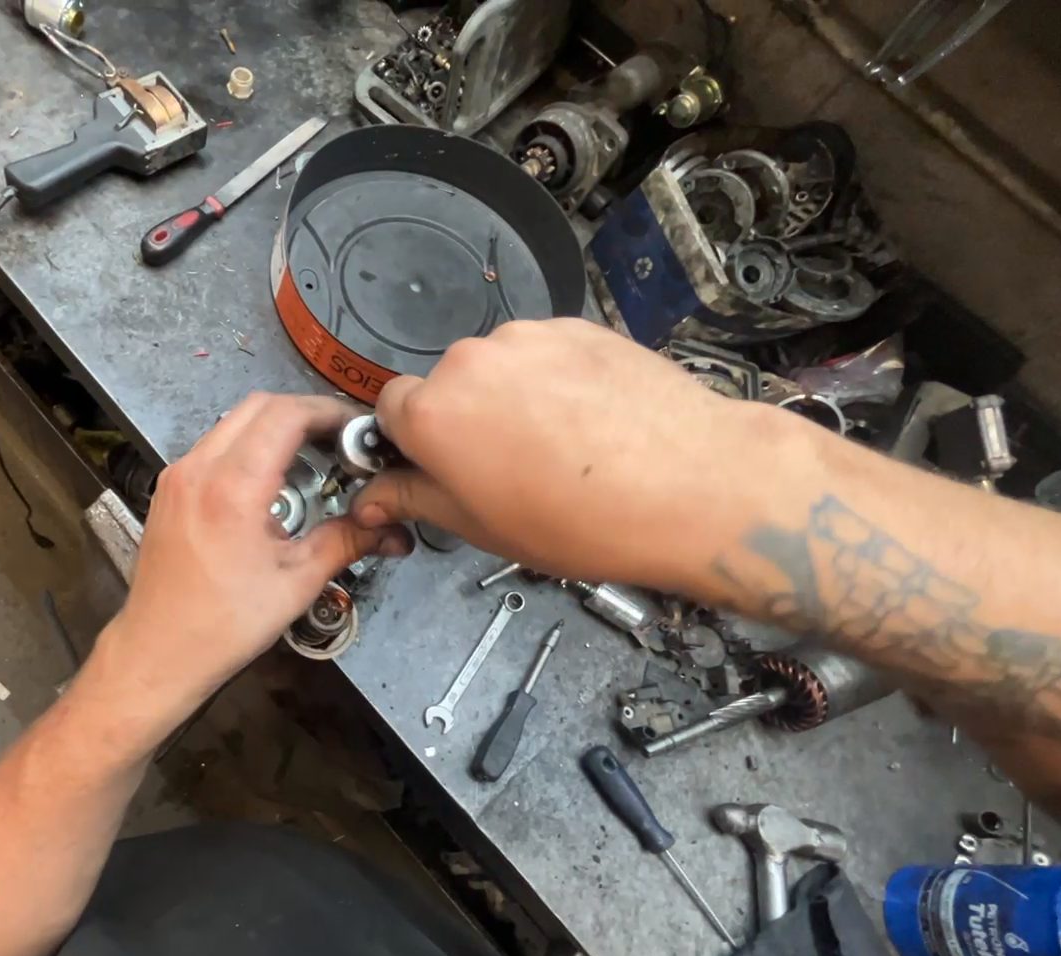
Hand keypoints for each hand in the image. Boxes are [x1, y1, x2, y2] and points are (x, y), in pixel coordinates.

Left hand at [88, 394, 413, 728]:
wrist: (158, 651)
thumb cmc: (225, 624)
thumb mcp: (296, 583)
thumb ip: (346, 541)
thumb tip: (391, 528)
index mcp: (232, 487)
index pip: (285, 415)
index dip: (327, 413)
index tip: (355, 430)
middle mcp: (198, 468)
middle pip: (257, 407)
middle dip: (303, 414)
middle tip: (338, 442)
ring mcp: (177, 476)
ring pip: (232, 422)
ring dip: (273, 428)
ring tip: (309, 461)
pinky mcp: (168, 489)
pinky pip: (212, 446)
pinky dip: (246, 447)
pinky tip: (270, 482)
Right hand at [351, 319, 809, 590]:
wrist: (690, 485)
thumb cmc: (573, 520)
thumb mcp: (477, 525)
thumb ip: (411, 499)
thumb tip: (369, 497)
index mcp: (431, 413)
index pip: (389, 408)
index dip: (411, 440)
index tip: (440, 465)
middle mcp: (469, 361)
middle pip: (444, 385)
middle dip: (461, 419)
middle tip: (505, 465)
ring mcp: (526, 336)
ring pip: (494, 367)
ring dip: (506, 396)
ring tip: (556, 442)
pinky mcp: (576, 326)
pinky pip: (540, 352)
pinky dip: (549, 379)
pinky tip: (586, 418)